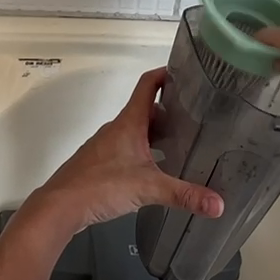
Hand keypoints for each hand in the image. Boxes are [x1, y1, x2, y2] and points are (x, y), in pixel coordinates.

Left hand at [20, 69, 224, 242]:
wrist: (60, 206)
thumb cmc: (100, 186)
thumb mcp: (148, 189)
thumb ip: (184, 195)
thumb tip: (218, 204)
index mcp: (129, 122)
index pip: (148, 85)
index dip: (166, 74)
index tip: (186, 72)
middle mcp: (117, 128)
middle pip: (147, 109)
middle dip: (171, 111)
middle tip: (196, 117)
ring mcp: (107, 145)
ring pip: (137, 130)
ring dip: (157, 133)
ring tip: (182, 143)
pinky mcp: (101, 163)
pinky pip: (128, 148)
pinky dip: (144, 151)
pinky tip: (155, 169)